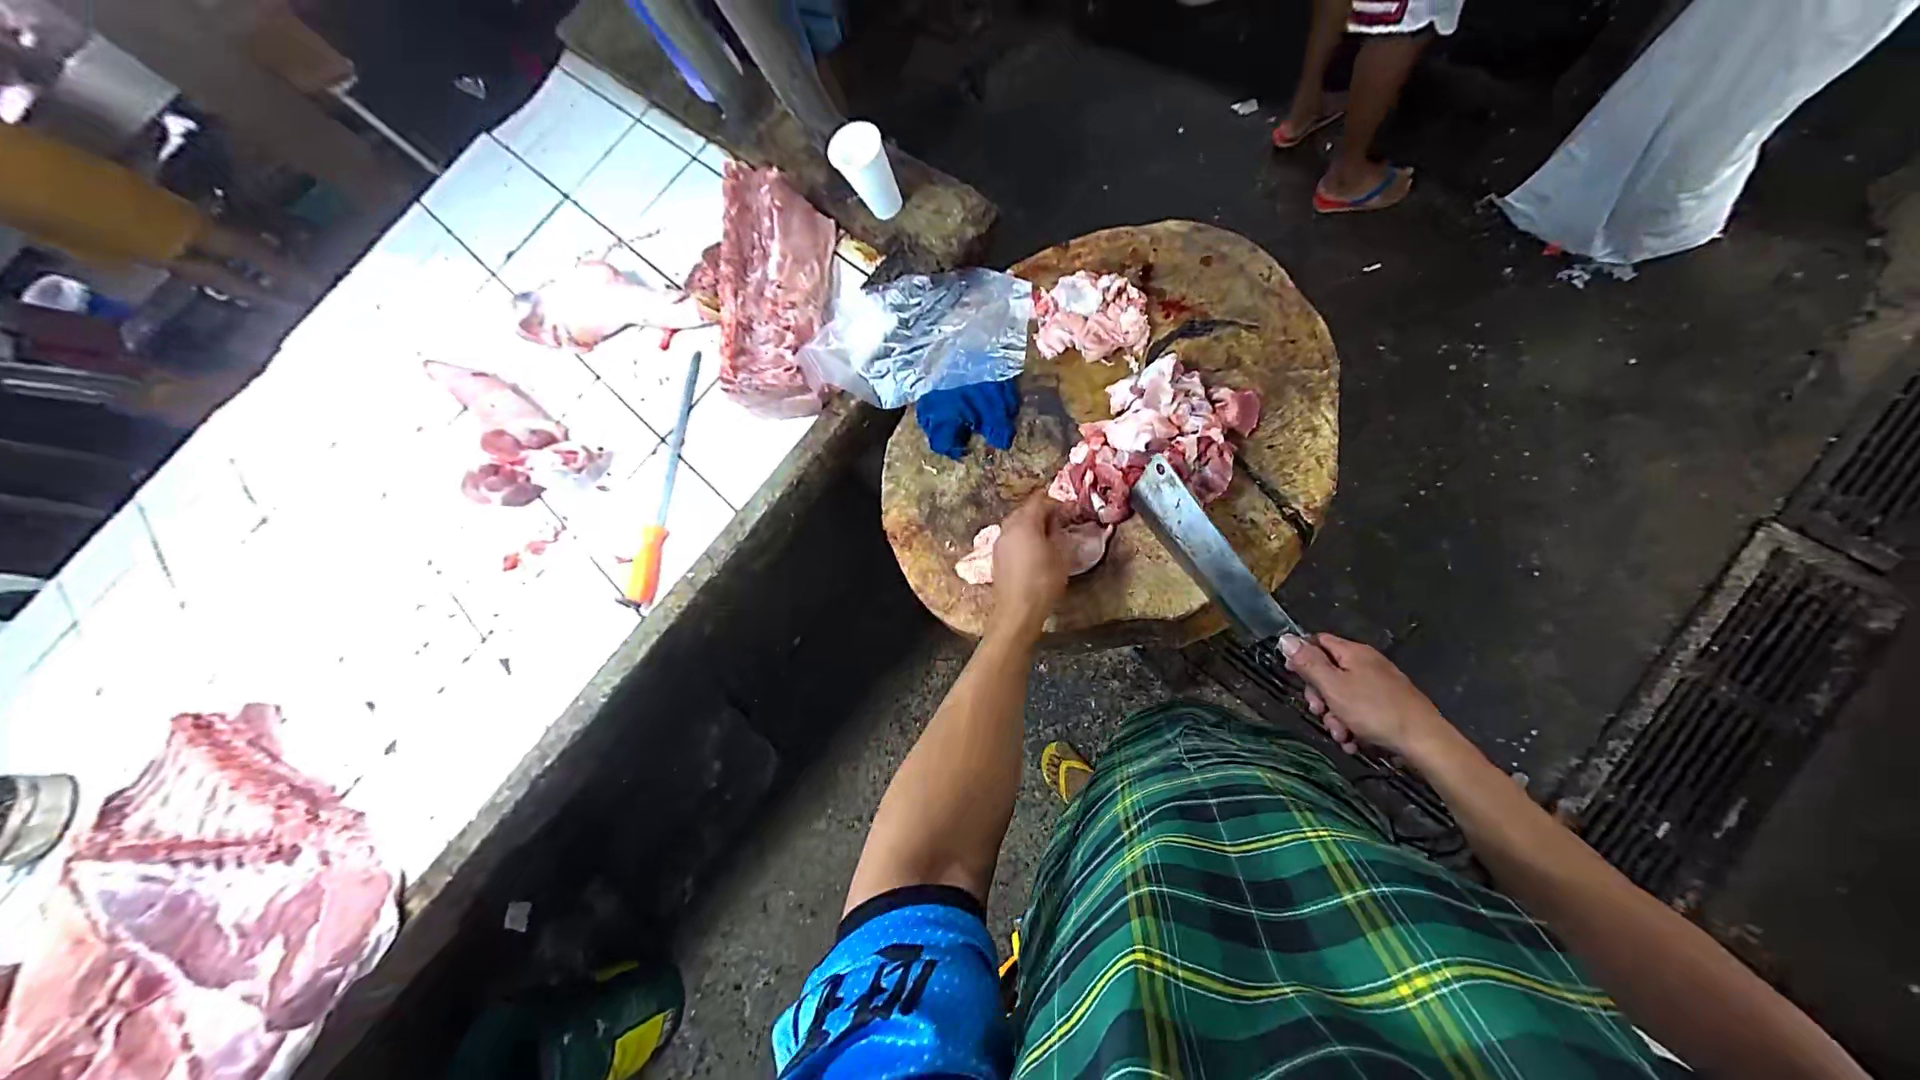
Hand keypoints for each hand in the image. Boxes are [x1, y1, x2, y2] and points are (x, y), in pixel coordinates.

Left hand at [987, 492, 1069, 637]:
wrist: (1018, 610)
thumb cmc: (1043, 581)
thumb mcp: (1061, 555)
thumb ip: (1059, 534)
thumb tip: (1056, 525)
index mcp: (1024, 523)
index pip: (1039, 501)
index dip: (1056, 503)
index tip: (1069, 512)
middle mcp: (1008, 528)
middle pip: (1025, 510)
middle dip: (1042, 512)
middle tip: (1060, 523)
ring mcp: (999, 543)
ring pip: (1016, 524)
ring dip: (1031, 525)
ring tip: (1048, 537)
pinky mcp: (997, 557)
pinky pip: (1011, 538)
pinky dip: (1023, 538)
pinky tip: (1034, 551)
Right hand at [1280, 632, 1460, 763]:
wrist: (1424, 741)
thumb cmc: (1374, 711)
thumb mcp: (1333, 686)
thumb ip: (1308, 662)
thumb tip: (1286, 638)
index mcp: (1353, 653)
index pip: (1317, 642)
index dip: (1301, 657)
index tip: (1294, 678)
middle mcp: (1367, 664)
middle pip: (1328, 672)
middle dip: (1319, 696)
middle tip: (1319, 712)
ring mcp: (1380, 685)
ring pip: (1342, 695)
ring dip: (1335, 716)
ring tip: (1341, 735)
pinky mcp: (1390, 704)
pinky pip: (1360, 710)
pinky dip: (1353, 725)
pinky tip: (1353, 741)